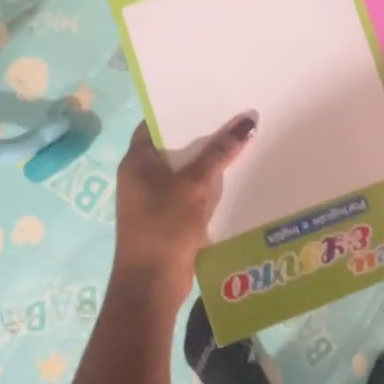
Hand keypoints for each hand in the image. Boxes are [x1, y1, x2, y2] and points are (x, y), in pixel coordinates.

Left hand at [111, 114, 256, 294]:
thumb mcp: (194, 185)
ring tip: (242, 137)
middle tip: (235, 112)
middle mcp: (141, 176)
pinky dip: (209, 184)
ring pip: (186, 170)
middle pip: (175, 146)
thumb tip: (247, 121)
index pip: (157, 122)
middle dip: (203, 133)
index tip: (210, 95)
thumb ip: (220, 152)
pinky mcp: (170, 218)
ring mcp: (154, 199)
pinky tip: (236, 175)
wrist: (151, 288)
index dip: (181, 108)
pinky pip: (192, 191)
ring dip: (208, 160)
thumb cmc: (163, 228)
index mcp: (136, 161)